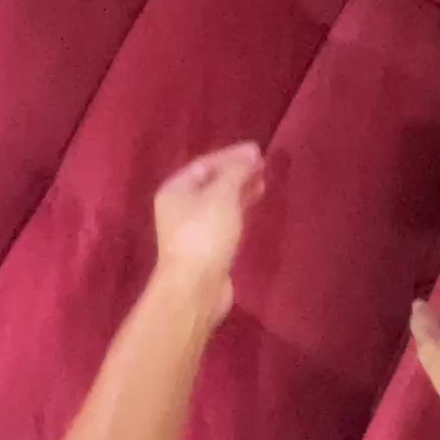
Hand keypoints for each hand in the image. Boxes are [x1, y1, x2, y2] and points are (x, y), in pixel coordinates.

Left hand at [150, 142, 264, 326]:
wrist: (196, 288)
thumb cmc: (205, 234)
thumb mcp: (223, 195)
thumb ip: (237, 171)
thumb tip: (250, 154)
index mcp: (176, 189)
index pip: (205, 164)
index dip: (231, 155)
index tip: (258, 150)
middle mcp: (180, 207)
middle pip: (211, 182)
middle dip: (237, 172)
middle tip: (263, 164)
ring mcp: (192, 229)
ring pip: (219, 202)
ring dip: (240, 190)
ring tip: (263, 181)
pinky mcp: (207, 248)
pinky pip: (225, 220)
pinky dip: (239, 210)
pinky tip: (253, 205)